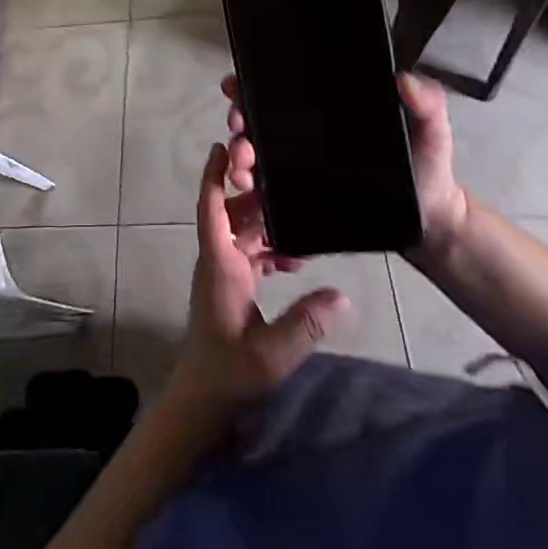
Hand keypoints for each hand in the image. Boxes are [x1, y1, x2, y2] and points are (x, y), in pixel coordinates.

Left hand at [166, 142, 349, 413]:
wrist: (204, 401)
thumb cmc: (230, 374)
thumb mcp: (271, 354)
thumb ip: (305, 325)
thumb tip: (342, 296)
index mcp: (219, 265)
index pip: (211, 211)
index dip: (214, 177)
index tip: (222, 147)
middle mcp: (219, 262)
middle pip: (233, 215)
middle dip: (253, 191)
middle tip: (284, 170)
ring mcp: (225, 274)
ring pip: (244, 233)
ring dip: (267, 220)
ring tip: (301, 208)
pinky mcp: (233, 287)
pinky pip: (252, 253)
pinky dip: (272, 247)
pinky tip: (300, 257)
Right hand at [221, 73, 469, 256]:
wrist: (428, 224)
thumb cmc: (426, 171)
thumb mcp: (431, 133)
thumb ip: (428, 106)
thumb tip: (404, 79)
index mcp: (328, 111)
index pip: (282, 91)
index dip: (252, 84)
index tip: (235, 84)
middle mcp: (306, 134)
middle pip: (259, 119)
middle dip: (238, 119)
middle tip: (239, 127)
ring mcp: (298, 165)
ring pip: (254, 152)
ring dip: (238, 154)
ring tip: (243, 166)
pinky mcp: (297, 196)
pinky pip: (264, 186)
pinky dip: (248, 182)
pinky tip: (247, 185)